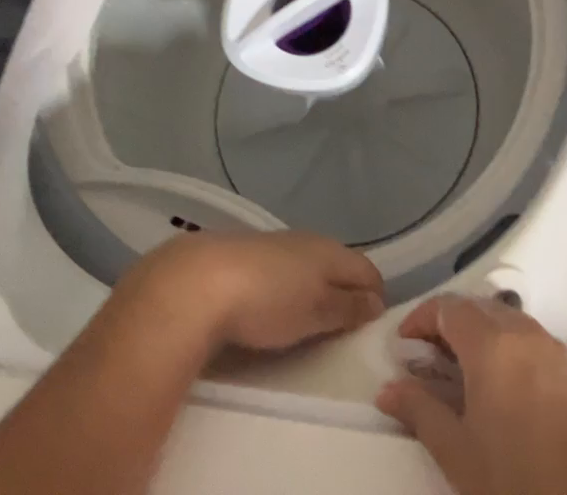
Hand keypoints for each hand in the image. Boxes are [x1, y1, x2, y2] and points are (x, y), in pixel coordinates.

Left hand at [114, 231, 384, 351]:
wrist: (190, 285)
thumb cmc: (266, 302)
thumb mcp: (315, 313)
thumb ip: (348, 307)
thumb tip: (376, 301)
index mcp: (329, 250)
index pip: (367, 270)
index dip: (374, 296)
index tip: (369, 327)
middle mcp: (303, 239)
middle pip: (335, 264)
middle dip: (341, 290)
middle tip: (337, 327)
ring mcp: (266, 243)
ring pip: (301, 264)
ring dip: (307, 286)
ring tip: (300, 318)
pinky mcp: (234, 254)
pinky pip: (270, 270)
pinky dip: (276, 286)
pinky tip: (261, 305)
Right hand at [376, 295, 566, 494]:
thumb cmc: (511, 472)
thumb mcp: (455, 447)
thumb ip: (419, 410)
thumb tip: (389, 390)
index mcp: (493, 343)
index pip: (450, 307)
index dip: (421, 319)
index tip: (403, 346)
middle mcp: (523, 332)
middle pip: (477, 307)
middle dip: (447, 323)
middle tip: (424, 359)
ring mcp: (549, 345)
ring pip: (503, 317)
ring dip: (475, 331)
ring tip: (454, 371)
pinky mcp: (565, 365)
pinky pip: (525, 334)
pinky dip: (501, 342)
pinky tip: (490, 381)